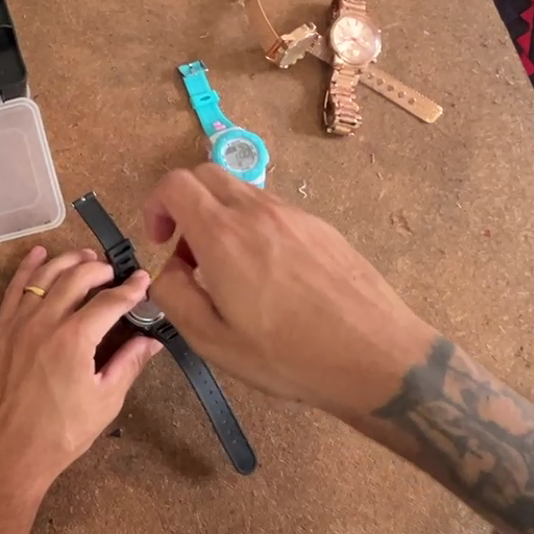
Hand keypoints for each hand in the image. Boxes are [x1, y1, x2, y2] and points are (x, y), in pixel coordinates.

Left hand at [0, 246, 161, 501]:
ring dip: (68, 261)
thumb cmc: (61, 434)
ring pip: (45, 276)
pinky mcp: (0, 330)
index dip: (131, 289)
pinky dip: (28, 267)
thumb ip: (129, 364)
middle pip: (77, 278)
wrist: (7, 454)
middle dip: (100, 269)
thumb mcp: (105, 402)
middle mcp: (45, 321)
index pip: (110, 301)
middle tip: (116, 272)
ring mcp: (18, 323)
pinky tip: (38, 254)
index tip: (144, 281)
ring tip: (86, 257)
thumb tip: (153, 340)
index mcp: (75, 338)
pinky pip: (14, 289)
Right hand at [142, 164, 438, 420]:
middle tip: (188, 251)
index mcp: (223, 235)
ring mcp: (294, 215)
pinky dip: (253, 227)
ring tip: (230, 270)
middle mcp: (257, 212)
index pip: (175, 184)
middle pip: (206, 175)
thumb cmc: (288, 355)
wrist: (377, 357)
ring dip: (220, 217)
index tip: (161, 241)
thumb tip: (169, 268)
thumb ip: (173, 295)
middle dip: (185, 204)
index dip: (156, 205)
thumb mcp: (211, 340)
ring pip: (241, 192)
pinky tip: (270, 276)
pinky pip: (272, 211)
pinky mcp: (321, 227)